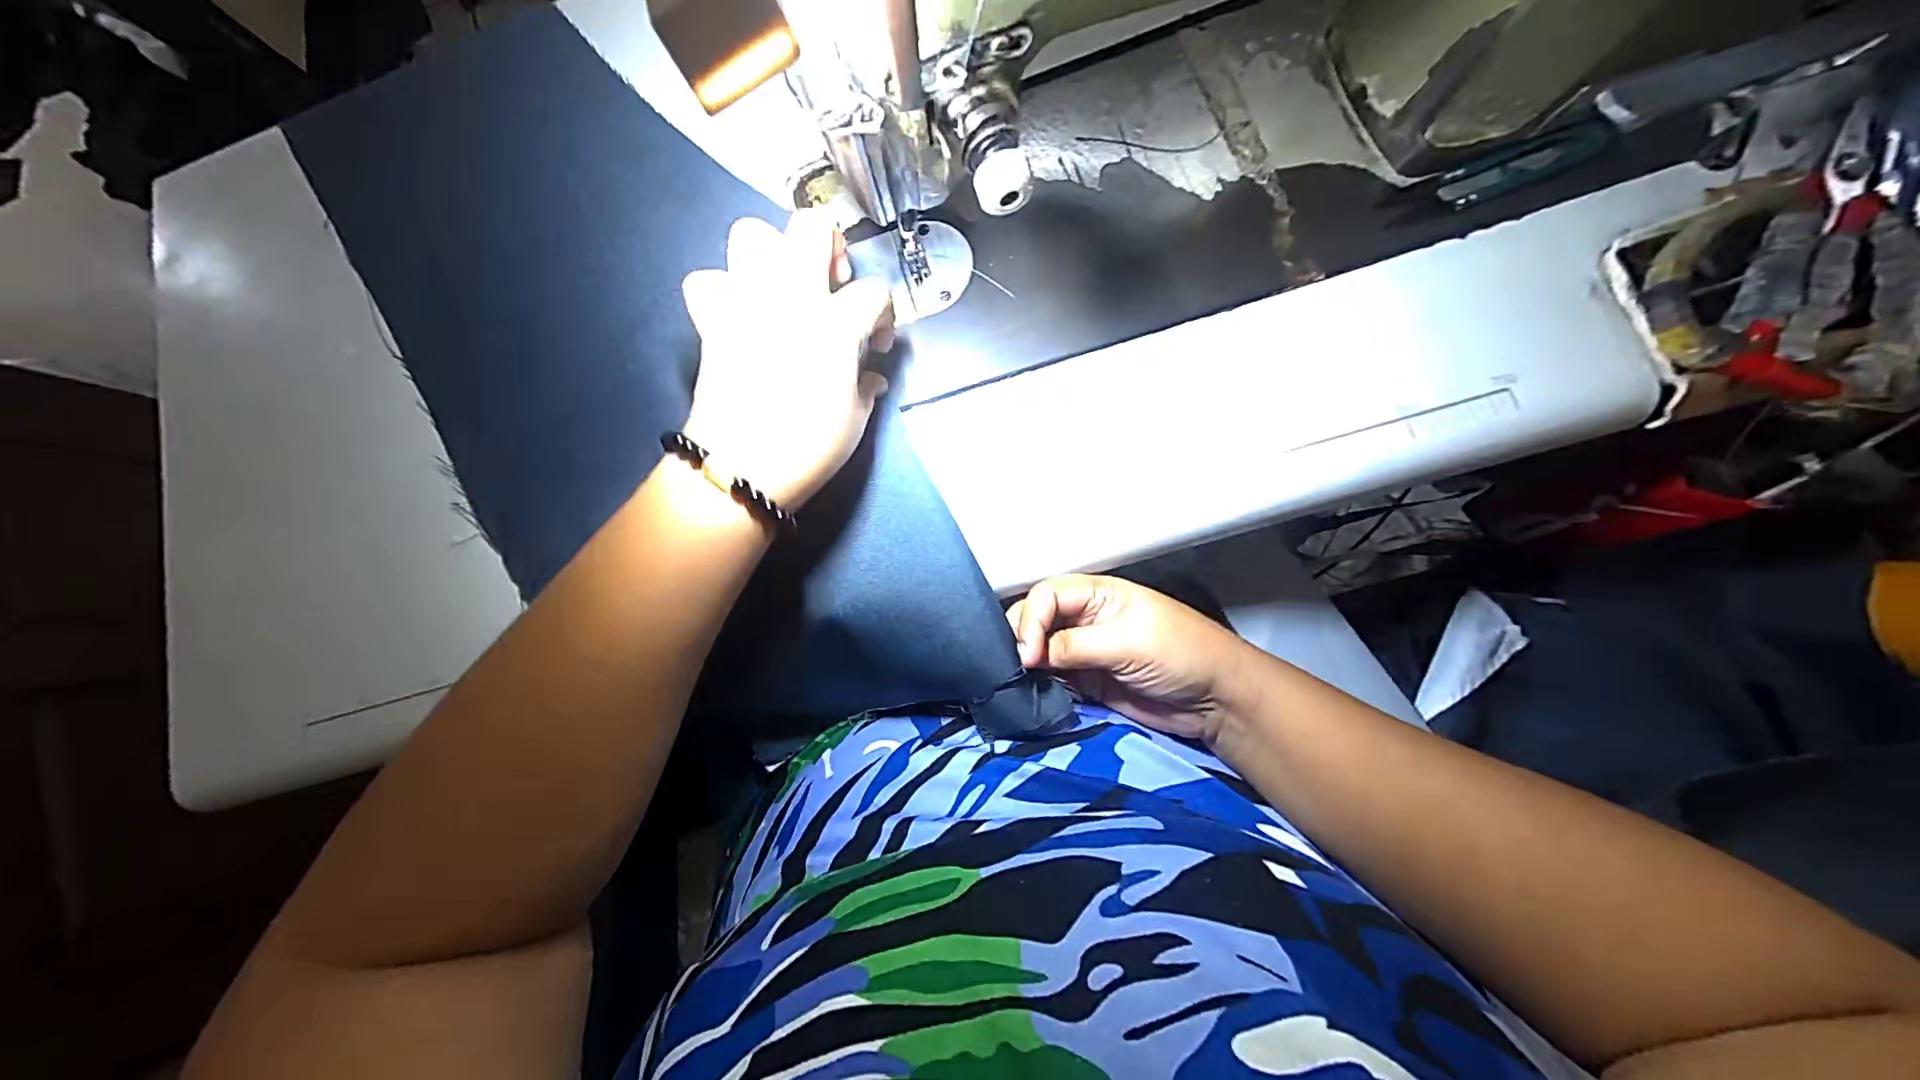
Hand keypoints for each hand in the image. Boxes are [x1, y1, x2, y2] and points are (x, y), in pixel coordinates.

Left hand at [680, 209, 894, 509]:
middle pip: (811, 228)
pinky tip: (740, 310)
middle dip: (829, 244)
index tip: (878, 340)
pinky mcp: (713, 318)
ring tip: (785, 285)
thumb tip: (870, 374)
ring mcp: (747, 301)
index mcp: (836, 323)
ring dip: (772, 252)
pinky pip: (708, 279)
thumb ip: (865, 384)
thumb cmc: (807, 446)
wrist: (741, 465)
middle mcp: (791, 297)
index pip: (874, 292)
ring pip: (751, 234)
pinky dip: (723, 288)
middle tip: (833, 280)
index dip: (884, 313)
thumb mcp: (855, 418)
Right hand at [1007, 575, 1260, 744]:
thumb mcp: (1128, 642)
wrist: (1215, 700)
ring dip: (1026, 663)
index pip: (1047, 595)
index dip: (1031, 620)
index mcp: (1098, 594)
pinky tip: (1031, 693)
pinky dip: (1038, 684)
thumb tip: (1030, 654)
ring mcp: (1084, 650)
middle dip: (1020, 637)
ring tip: (1018, 681)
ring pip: (1039, 649)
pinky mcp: (1087, 681)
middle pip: (1036, 619)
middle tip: (1017, 666)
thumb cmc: (1182, 654)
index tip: (1029, 654)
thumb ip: (1076, 645)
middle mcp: (1085, 618)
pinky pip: (1052, 678)